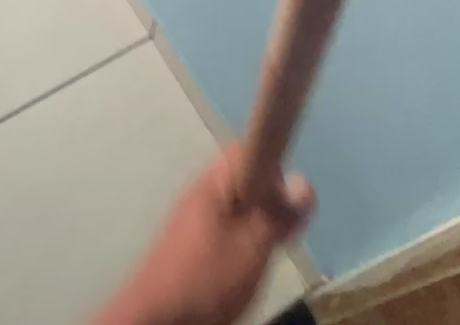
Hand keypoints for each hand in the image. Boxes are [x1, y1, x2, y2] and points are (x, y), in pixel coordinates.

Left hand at [93, 146, 313, 324]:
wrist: (157, 319)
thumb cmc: (206, 279)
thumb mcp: (251, 248)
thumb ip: (277, 216)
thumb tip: (303, 181)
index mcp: (212, 184)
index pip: (244, 151)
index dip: (271, 165)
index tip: (286, 199)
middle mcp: (201, 195)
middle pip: (243, 180)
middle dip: (267, 201)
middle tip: (281, 233)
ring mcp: (194, 220)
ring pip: (237, 208)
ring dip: (256, 226)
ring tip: (264, 254)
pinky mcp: (192, 246)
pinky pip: (226, 230)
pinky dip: (242, 243)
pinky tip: (246, 269)